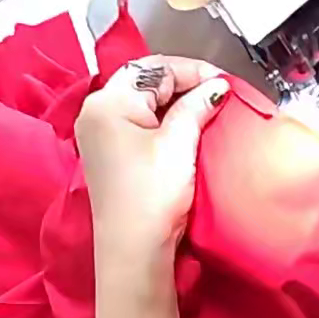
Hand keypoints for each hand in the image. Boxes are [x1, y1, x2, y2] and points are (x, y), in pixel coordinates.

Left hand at [75, 56, 231, 269]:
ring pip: (143, 103)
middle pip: (145, 82)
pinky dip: (163, 123)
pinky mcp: (109, 155)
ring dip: (175, 104)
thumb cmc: (151, 198)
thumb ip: (196, 107)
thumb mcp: (178, 144)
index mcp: (107, 103)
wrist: (134, 249)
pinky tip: (185, 130)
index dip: (192, 71)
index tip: (222, 82)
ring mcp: (100, 136)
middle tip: (216, 95)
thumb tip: (215, 87)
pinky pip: (138, 125)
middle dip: (183, 85)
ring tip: (205, 111)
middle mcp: (96, 114)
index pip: (154, 68)